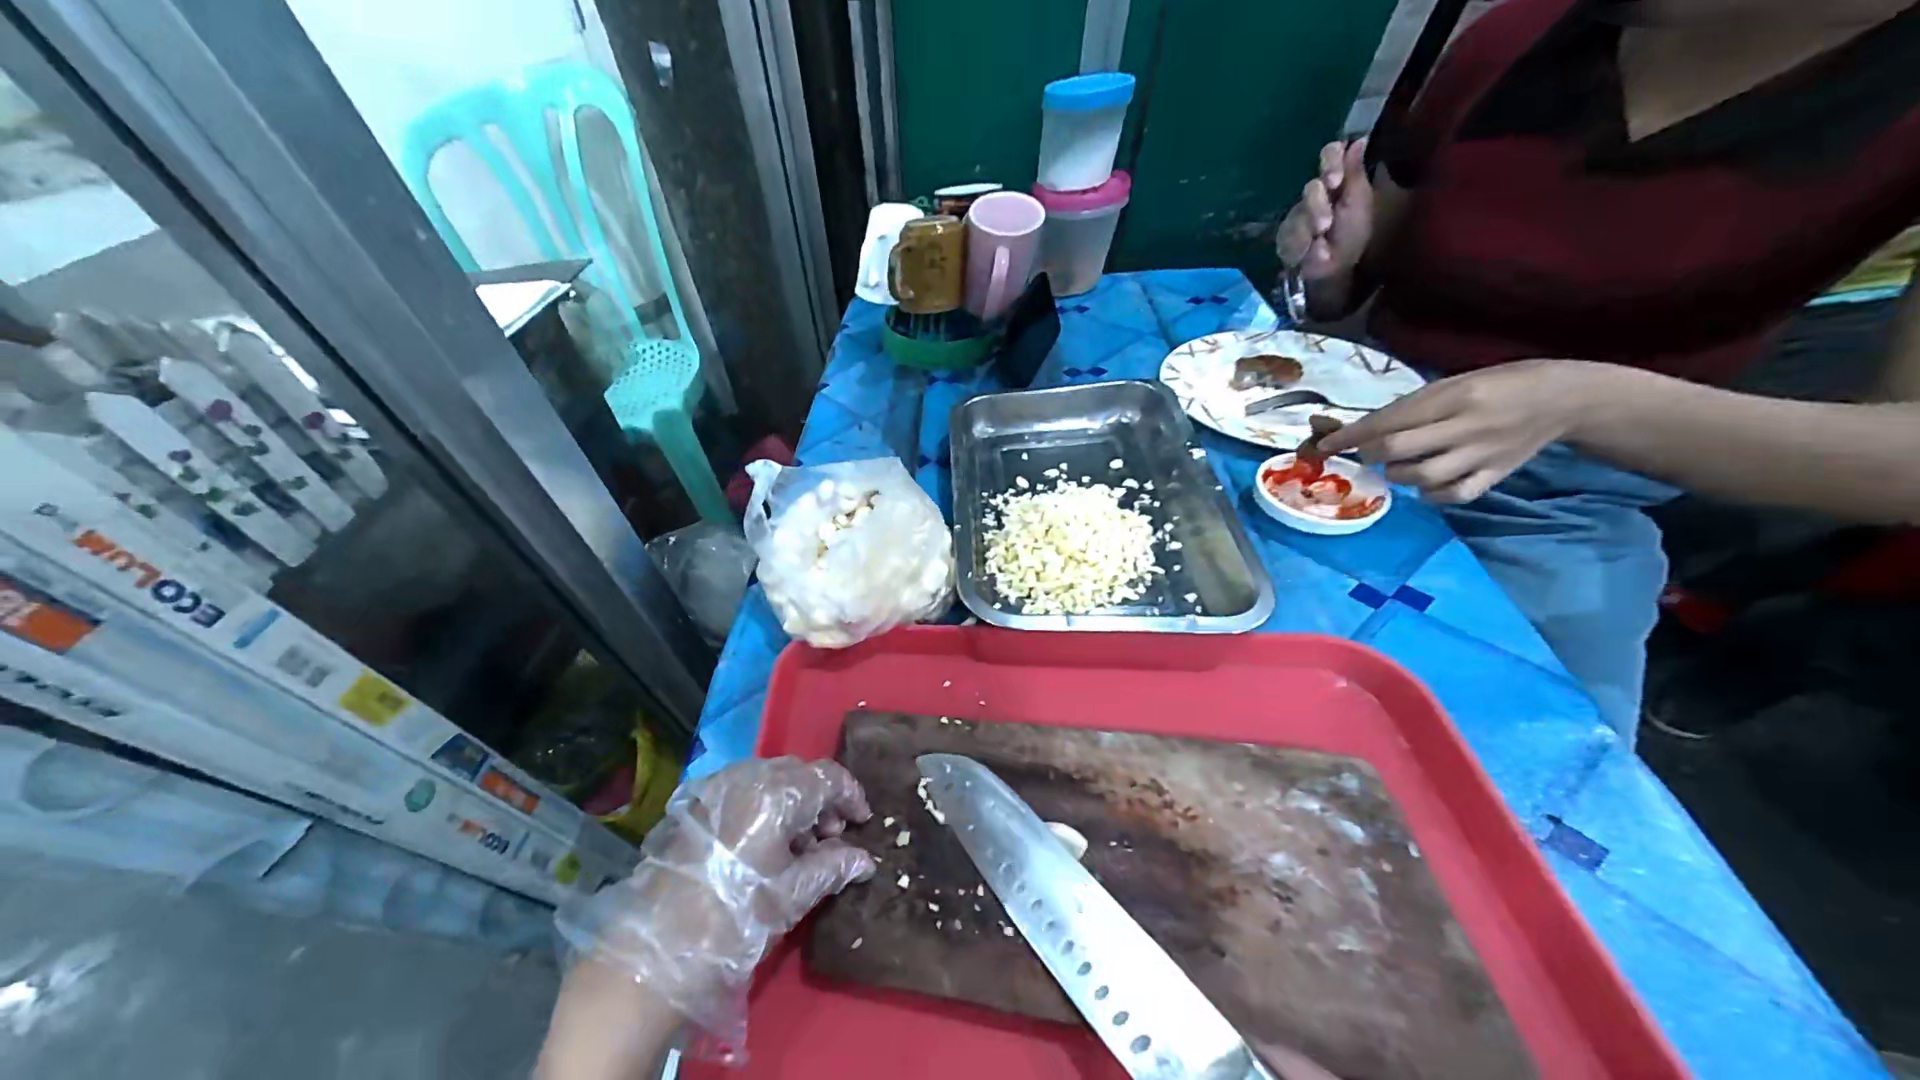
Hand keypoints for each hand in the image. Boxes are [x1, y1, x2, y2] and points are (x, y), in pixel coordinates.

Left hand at [552, 757, 875, 1063]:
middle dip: (822, 800)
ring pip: (770, 780)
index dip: (851, 796)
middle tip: (832, 837)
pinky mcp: (695, 804)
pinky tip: (763, 845)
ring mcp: (716, 787)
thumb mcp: (793, 895)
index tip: (863, 822)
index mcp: (774, 793)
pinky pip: (742, 790)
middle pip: (798, 774)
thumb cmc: (733, 920)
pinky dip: (763, 807)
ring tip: (799, 847)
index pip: (827, 776)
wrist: (653, 951)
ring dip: (793, 804)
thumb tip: (864, 859)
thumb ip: (834, 866)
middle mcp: (746, 777)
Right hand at [1276, 138, 1372, 283]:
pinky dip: (1305, 248)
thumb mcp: (1359, 202)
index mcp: (1334, 181)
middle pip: (1311, 189)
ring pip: (1298, 217)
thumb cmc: (1352, 234)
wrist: (1337, 269)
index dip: (1330, 161)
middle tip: (1326, 222)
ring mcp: (1296, 218)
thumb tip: (1359, 140)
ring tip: (1322, 241)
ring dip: (1312, 229)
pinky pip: (1289, 239)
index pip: (1329, 157)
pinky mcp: (1283, 240)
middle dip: (1320, 205)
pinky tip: (1316, 253)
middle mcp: (1313, 196)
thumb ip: (1355, 174)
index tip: (1335, 178)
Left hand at [1318, 360, 1608, 502]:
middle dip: (1369, 455)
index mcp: (1452, 396)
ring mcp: (1482, 454)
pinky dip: (1430, 495)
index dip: (1350, 436)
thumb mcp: (1450, 384)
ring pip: (1421, 476)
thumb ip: (1409, 408)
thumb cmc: (1493, 385)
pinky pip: (1453, 495)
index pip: (1388, 421)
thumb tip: (1357, 431)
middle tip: (1367, 454)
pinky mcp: (1496, 475)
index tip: (1324, 446)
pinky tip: (1424, 485)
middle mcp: (1465, 426)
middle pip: (1397, 449)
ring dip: (1396, 475)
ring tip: (1397, 466)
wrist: (1560, 397)